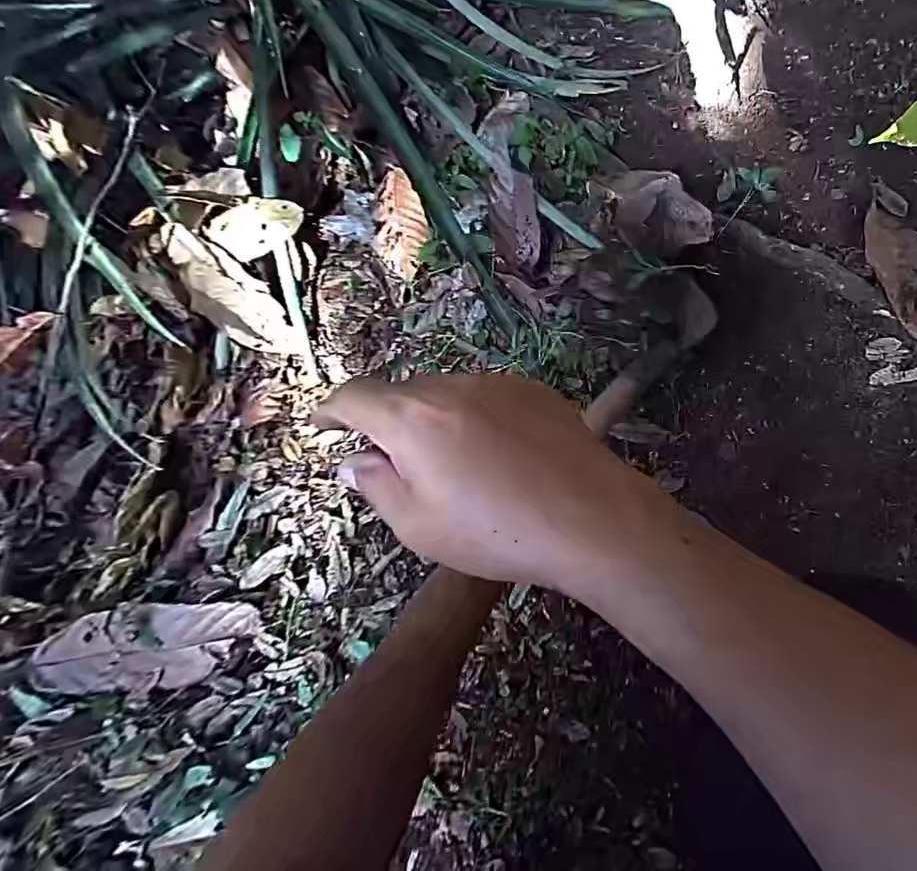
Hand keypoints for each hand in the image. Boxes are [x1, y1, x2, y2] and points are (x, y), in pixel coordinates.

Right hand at [313, 374, 677, 589]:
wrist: (589, 515)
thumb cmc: (496, 531)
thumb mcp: (418, 525)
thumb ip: (377, 484)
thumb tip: (357, 458)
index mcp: (415, 417)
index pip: (356, 395)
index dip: (333, 411)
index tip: (327, 427)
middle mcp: (457, 387)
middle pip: (405, 394)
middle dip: (390, 423)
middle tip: (400, 467)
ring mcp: (503, 385)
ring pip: (451, 395)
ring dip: (438, 420)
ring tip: (460, 469)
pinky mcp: (538, 391)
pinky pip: (491, 398)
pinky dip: (479, 418)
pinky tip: (500, 456)